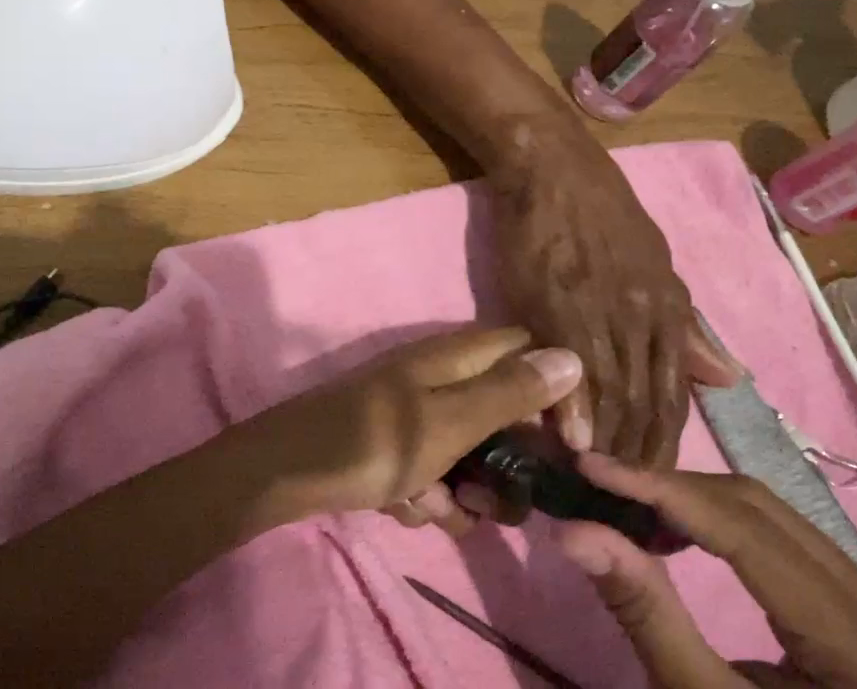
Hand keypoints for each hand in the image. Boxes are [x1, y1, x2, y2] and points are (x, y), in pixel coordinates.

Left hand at [230, 328, 583, 528]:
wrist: (283, 474)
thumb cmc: (371, 443)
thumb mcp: (450, 421)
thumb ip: (510, 392)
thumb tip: (570, 356)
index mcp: (452, 356)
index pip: (527, 352)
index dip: (557, 394)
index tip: (572, 449)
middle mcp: (436, 378)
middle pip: (502, 415)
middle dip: (502, 467)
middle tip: (483, 496)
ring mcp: (411, 414)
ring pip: (469, 456)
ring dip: (458, 491)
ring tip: (426, 502)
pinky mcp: (391, 448)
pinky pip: (431, 474)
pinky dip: (421, 495)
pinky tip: (397, 504)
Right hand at [489, 124, 740, 465]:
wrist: (552, 170)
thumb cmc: (600, 214)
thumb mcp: (657, 263)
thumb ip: (684, 323)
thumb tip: (727, 378)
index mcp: (668, 310)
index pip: (675, 391)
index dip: (669, 441)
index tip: (659, 483)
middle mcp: (644, 317)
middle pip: (648, 401)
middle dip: (642, 455)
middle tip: (632, 504)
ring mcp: (600, 311)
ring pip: (614, 391)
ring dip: (610, 442)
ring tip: (603, 486)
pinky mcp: (556, 302)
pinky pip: (571, 363)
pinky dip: (574, 405)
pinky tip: (572, 441)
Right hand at [555, 455, 856, 688]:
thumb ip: (646, 616)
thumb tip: (573, 530)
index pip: (749, 533)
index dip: (663, 491)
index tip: (588, 466)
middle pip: (765, 512)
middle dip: (674, 489)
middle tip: (597, 483)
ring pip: (776, 519)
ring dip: (694, 503)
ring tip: (626, 509)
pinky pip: (788, 545)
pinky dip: (721, 528)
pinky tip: (676, 537)